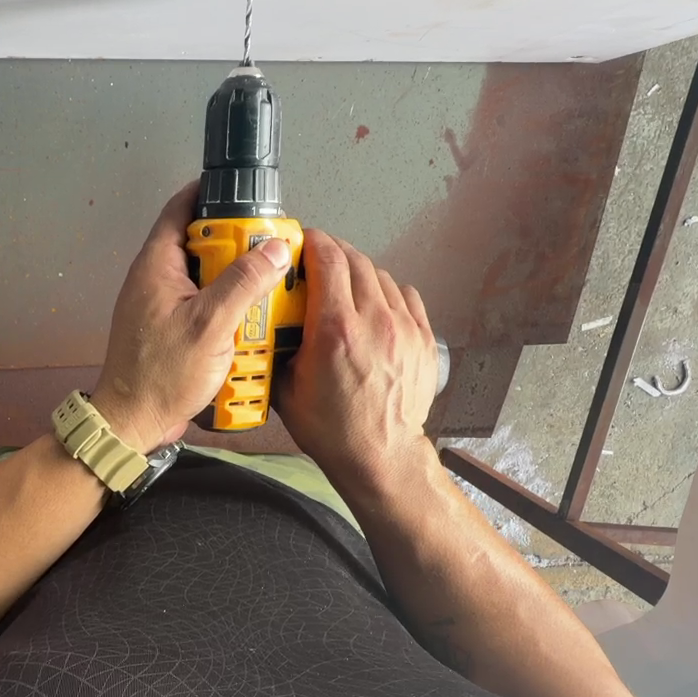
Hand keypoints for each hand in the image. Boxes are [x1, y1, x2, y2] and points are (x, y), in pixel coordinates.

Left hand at [93, 182, 293, 450]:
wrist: (133, 423)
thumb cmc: (161, 375)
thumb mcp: (209, 325)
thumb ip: (243, 283)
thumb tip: (276, 249)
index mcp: (156, 265)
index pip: (181, 209)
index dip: (212, 195)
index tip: (247, 197)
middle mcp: (155, 280)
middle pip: (200, 245)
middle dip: (236, 247)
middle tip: (269, 253)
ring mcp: (161, 307)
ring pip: (205, 279)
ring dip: (234, 285)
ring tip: (265, 291)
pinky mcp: (169, 332)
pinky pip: (201, 309)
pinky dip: (224, 312)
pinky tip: (247, 325)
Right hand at [275, 230, 441, 493]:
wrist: (378, 455)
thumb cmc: (334, 430)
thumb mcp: (287, 390)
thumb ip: (281, 350)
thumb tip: (275, 326)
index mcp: (335, 330)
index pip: (327, 260)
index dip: (313, 242)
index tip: (303, 241)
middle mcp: (373, 321)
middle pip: (355, 260)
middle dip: (334, 252)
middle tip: (318, 259)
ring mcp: (403, 328)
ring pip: (381, 275)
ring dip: (359, 272)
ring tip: (344, 285)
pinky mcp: (422, 338)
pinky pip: (405, 295)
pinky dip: (386, 292)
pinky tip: (373, 304)